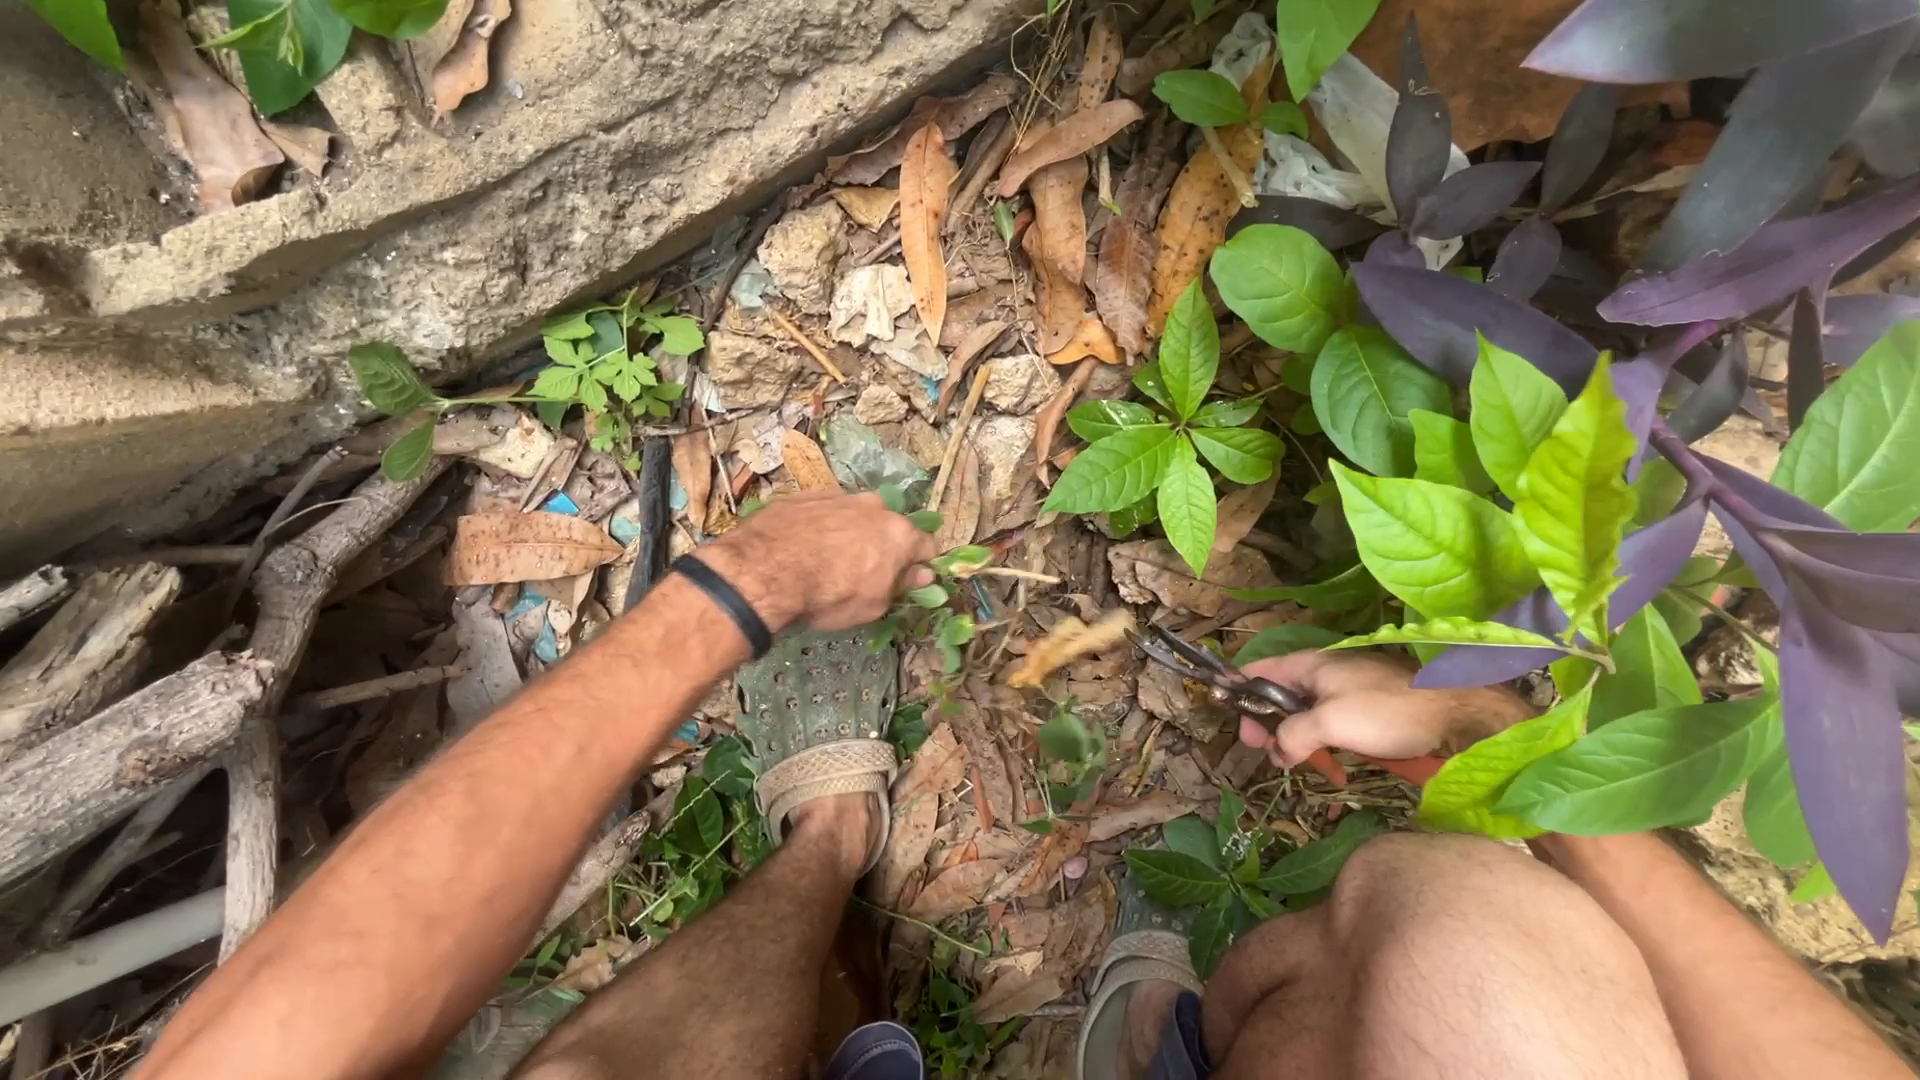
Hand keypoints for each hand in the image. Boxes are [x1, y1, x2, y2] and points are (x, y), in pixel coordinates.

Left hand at [696, 491, 937, 632]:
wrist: (766, 569)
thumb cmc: (829, 595)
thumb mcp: (873, 604)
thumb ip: (902, 585)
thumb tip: (923, 573)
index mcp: (899, 533)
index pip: (928, 546)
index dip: (921, 565)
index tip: (909, 580)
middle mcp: (875, 507)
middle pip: (890, 527)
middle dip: (884, 546)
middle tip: (864, 572)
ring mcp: (839, 496)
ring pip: (856, 516)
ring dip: (852, 533)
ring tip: (828, 560)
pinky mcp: (805, 495)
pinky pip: (824, 512)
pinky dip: (821, 527)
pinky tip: (803, 548)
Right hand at [1236, 650, 1533, 768]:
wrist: (1458, 714)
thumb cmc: (1388, 711)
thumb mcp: (1330, 722)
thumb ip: (1293, 735)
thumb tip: (1276, 752)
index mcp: (1308, 664)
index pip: (1257, 671)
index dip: (1239, 695)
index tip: (1239, 727)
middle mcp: (1322, 671)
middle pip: (1277, 695)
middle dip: (1267, 724)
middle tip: (1268, 753)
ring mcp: (1344, 689)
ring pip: (1303, 712)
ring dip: (1295, 738)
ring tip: (1298, 762)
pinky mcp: (1365, 708)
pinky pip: (1328, 722)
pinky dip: (1320, 741)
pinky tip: (1330, 763)